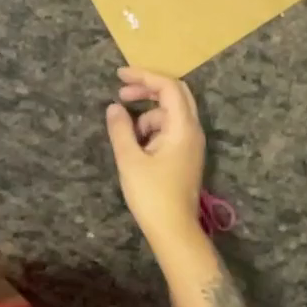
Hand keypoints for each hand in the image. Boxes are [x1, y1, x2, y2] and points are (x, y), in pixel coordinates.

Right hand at [105, 67, 205, 245]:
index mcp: (183, 127)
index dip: (144, 76)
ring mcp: (191, 144)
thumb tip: (114, 108)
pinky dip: (152, 129)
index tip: (119, 77)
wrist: (173, 229)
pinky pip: (170, 130)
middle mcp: (192, 130)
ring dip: (147, 114)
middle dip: (148, 89)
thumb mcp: (130, 160)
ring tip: (126, 134)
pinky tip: (136, 145)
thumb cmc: (151, 195)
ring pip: (170, 114)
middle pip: (175, 95)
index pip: (168, 87)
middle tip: (121, 92)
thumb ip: (120, 129)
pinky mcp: (186, 156)